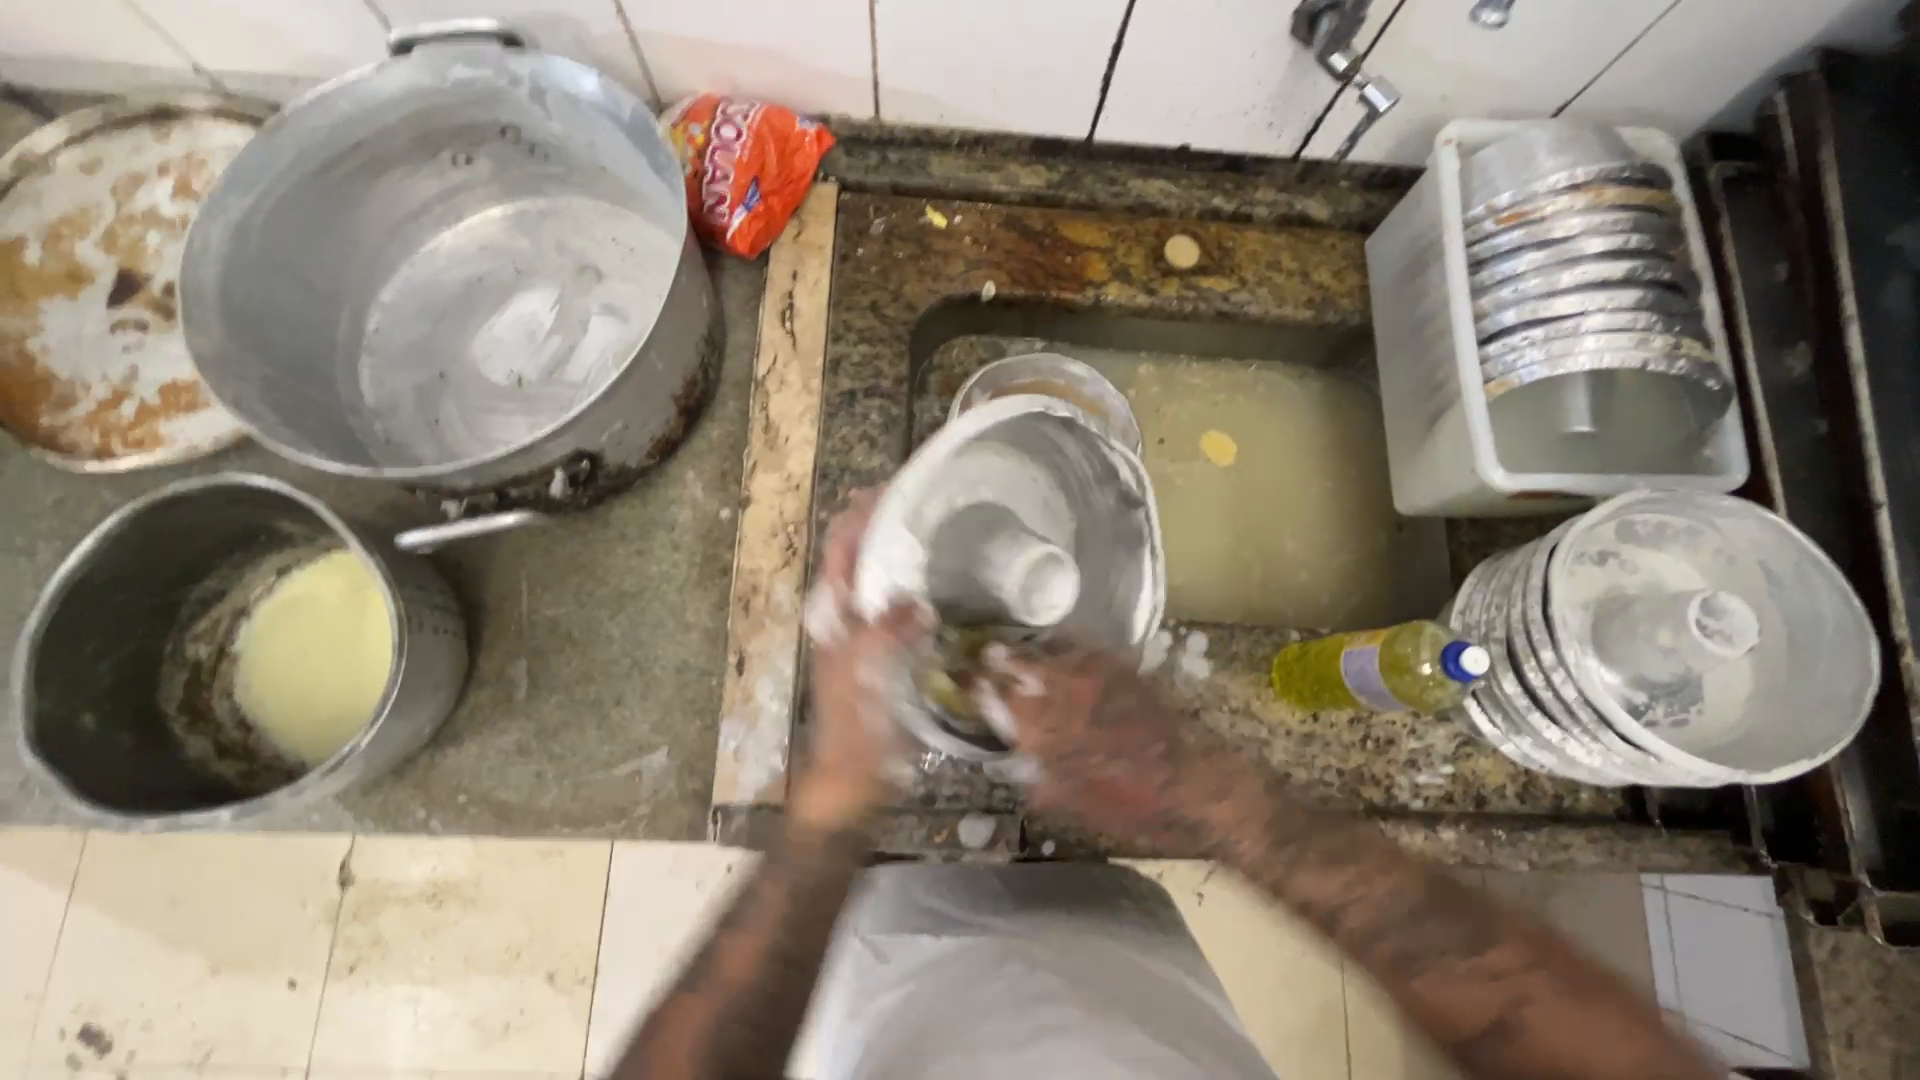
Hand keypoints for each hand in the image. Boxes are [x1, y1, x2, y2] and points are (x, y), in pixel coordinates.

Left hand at [795, 489, 934, 829]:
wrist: (851, 776)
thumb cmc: (854, 726)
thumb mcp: (866, 675)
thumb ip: (886, 633)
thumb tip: (916, 601)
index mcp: (833, 613)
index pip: (843, 546)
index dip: (862, 513)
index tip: (895, 487)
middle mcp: (845, 616)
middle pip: (860, 555)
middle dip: (883, 523)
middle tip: (923, 500)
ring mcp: (864, 634)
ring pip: (879, 578)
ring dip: (898, 550)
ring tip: (936, 529)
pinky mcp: (885, 652)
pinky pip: (899, 607)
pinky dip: (915, 585)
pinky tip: (942, 584)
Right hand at [972, 644, 1250, 850]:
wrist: (1199, 787)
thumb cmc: (1138, 809)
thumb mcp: (1082, 808)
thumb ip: (1045, 783)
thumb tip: (1018, 766)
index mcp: (1052, 739)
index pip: (1006, 705)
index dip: (982, 690)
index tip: (966, 680)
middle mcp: (1071, 704)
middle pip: (1025, 672)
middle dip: (1000, 662)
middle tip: (982, 653)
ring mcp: (1100, 684)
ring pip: (1053, 656)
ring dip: (1028, 651)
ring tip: (1011, 645)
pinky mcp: (1126, 673)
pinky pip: (1088, 650)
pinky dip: (1067, 644)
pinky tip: (1059, 643)